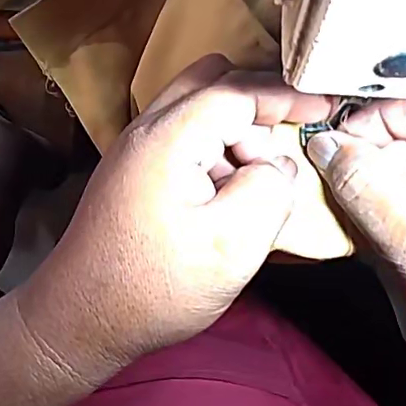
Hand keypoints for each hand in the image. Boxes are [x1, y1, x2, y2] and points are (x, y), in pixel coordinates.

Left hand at [17, 55, 335, 377]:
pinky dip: (216, 155)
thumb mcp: (232, 245)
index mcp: (168, 138)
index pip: (238, 90)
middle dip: (258, 109)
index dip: (287, 94)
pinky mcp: (134, 175)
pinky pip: (185, 142)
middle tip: (282, 154)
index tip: (325, 103)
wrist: (80, 322)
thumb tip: (278, 165)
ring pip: (199, 112)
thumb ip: (270, 190)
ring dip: (236, 136)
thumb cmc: (151, 290)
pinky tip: (226, 199)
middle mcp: (146, 132)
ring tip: (252, 190)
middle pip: (213, 84)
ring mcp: (136, 152)